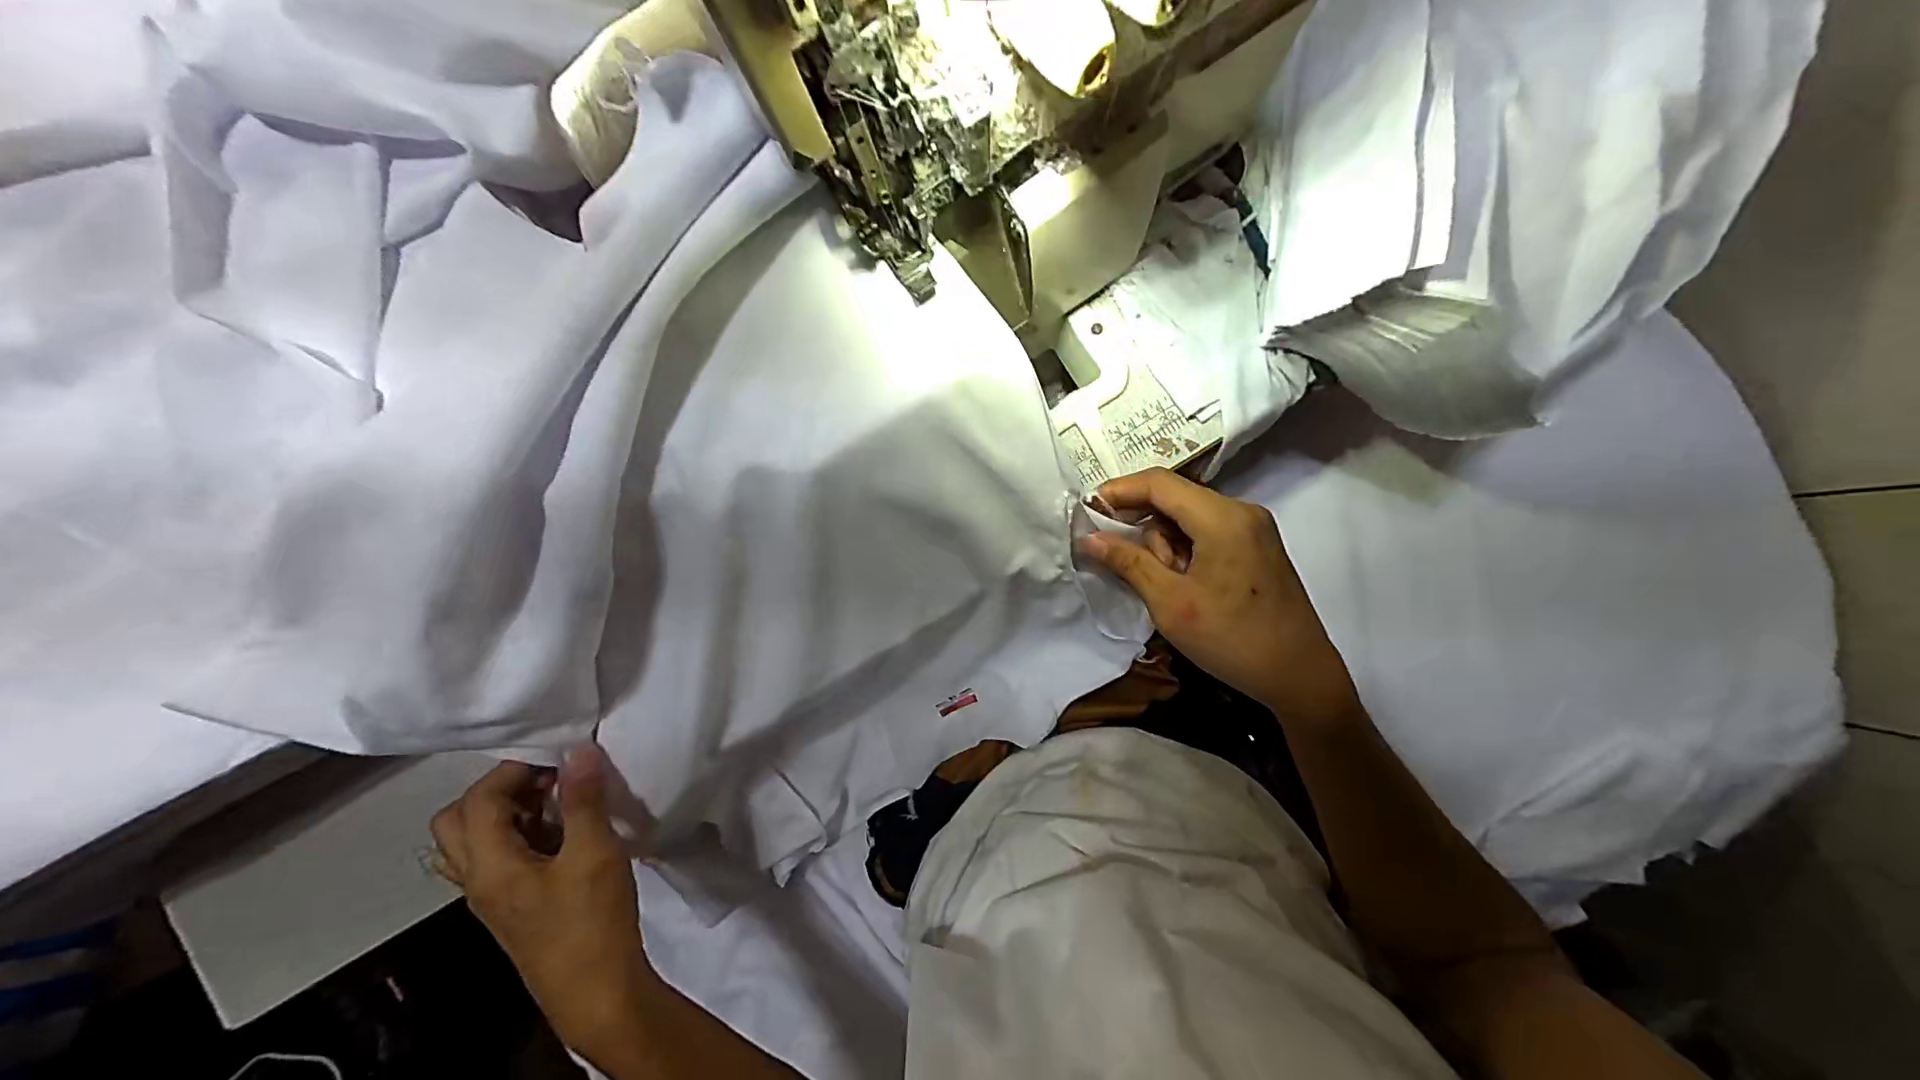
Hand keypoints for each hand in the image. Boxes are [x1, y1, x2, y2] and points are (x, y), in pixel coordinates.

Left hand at [430, 746, 649, 1063]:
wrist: (597, 990)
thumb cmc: (592, 920)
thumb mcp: (595, 854)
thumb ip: (584, 800)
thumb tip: (579, 751)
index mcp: (490, 867)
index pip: (479, 801)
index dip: (514, 769)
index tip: (558, 756)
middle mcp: (479, 881)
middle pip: (458, 821)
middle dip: (498, 788)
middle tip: (548, 778)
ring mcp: (493, 897)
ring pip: (476, 840)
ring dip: (508, 810)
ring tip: (559, 801)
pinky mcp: (514, 907)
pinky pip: (500, 857)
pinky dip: (521, 832)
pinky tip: (564, 832)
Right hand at [1080, 467, 1360, 724]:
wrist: (1299, 675)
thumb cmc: (1231, 639)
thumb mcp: (1170, 603)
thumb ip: (1128, 562)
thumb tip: (1090, 537)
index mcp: (1222, 518)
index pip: (1159, 483)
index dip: (1118, 491)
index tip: (1088, 512)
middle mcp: (1241, 512)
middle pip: (1174, 499)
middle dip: (1146, 529)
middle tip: (1139, 572)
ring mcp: (1254, 528)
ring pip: (1189, 518)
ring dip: (1167, 545)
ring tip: (1172, 589)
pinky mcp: (1257, 546)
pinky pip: (1208, 532)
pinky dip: (1186, 550)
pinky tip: (1187, 585)